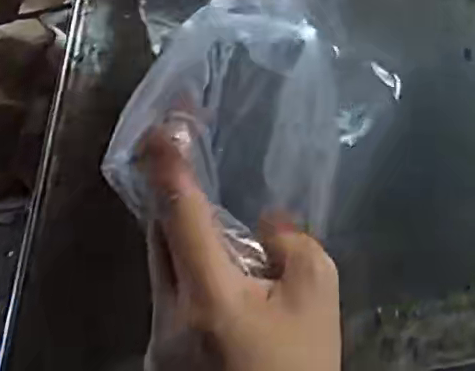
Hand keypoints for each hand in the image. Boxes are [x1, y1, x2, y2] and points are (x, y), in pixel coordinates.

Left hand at [145, 124, 340, 370]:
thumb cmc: (301, 365)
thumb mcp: (317, 293)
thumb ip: (292, 242)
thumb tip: (265, 220)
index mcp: (206, 298)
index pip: (178, 217)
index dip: (169, 168)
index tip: (161, 127)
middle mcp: (168, 320)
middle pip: (156, 237)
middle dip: (167, 187)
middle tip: (180, 141)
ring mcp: (160, 345)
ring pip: (161, 265)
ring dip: (178, 223)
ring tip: (202, 185)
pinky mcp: (166, 359)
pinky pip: (171, 290)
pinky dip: (187, 257)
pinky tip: (216, 251)